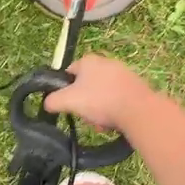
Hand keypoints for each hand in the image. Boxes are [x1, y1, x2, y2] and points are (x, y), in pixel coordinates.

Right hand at [43, 55, 158, 132]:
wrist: (137, 109)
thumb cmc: (99, 101)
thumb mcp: (68, 101)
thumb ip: (53, 101)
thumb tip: (47, 103)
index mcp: (88, 60)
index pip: (69, 73)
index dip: (65, 90)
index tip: (68, 105)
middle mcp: (106, 61)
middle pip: (87, 85)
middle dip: (85, 103)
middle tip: (86, 117)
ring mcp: (123, 73)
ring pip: (103, 94)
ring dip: (100, 109)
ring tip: (102, 123)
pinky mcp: (136, 85)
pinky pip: (119, 98)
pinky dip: (115, 110)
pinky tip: (116, 122)